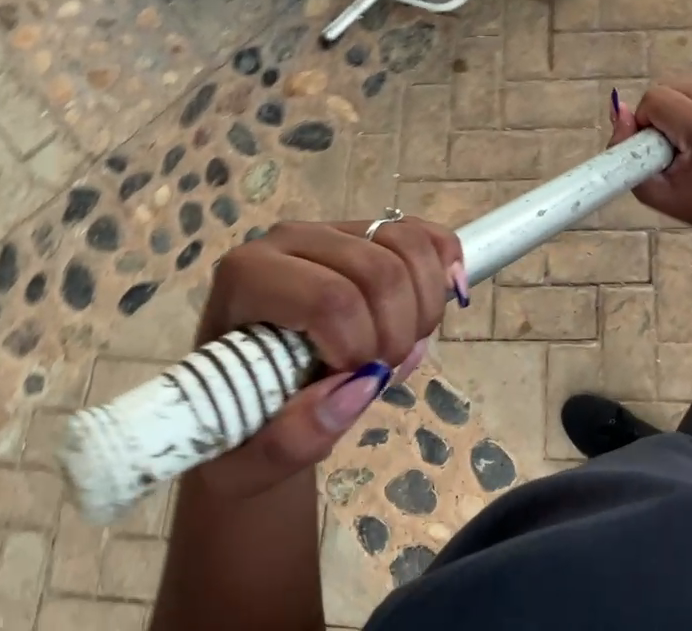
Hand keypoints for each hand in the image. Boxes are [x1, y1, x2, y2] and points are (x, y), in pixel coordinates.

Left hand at [193, 218, 463, 496]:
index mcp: (247, 277)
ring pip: (410, 246)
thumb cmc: (247, 428)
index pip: (329, 296)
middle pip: (380, 268)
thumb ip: (294, 437)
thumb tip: (361, 385)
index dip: (359, 345)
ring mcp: (335, 230)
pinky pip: (426, 236)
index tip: (347, 382)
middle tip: (378, 373)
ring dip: (423, 308)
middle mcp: (289, 239)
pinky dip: (444, 271)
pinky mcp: (372, 234)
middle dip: (396, 332)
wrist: (259, 410)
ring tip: (397, 348)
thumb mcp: (252, 460)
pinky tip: (433, 308)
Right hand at [610, 75, 691, 234]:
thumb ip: (624, 147)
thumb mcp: (651, 190)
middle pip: (671, 84)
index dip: (645, 121)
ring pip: (689, 81)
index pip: (655, 98)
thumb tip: (618, 106)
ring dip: (679, 103)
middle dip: (662, 110)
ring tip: (688, 135)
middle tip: (671, 143)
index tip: (655, 147)